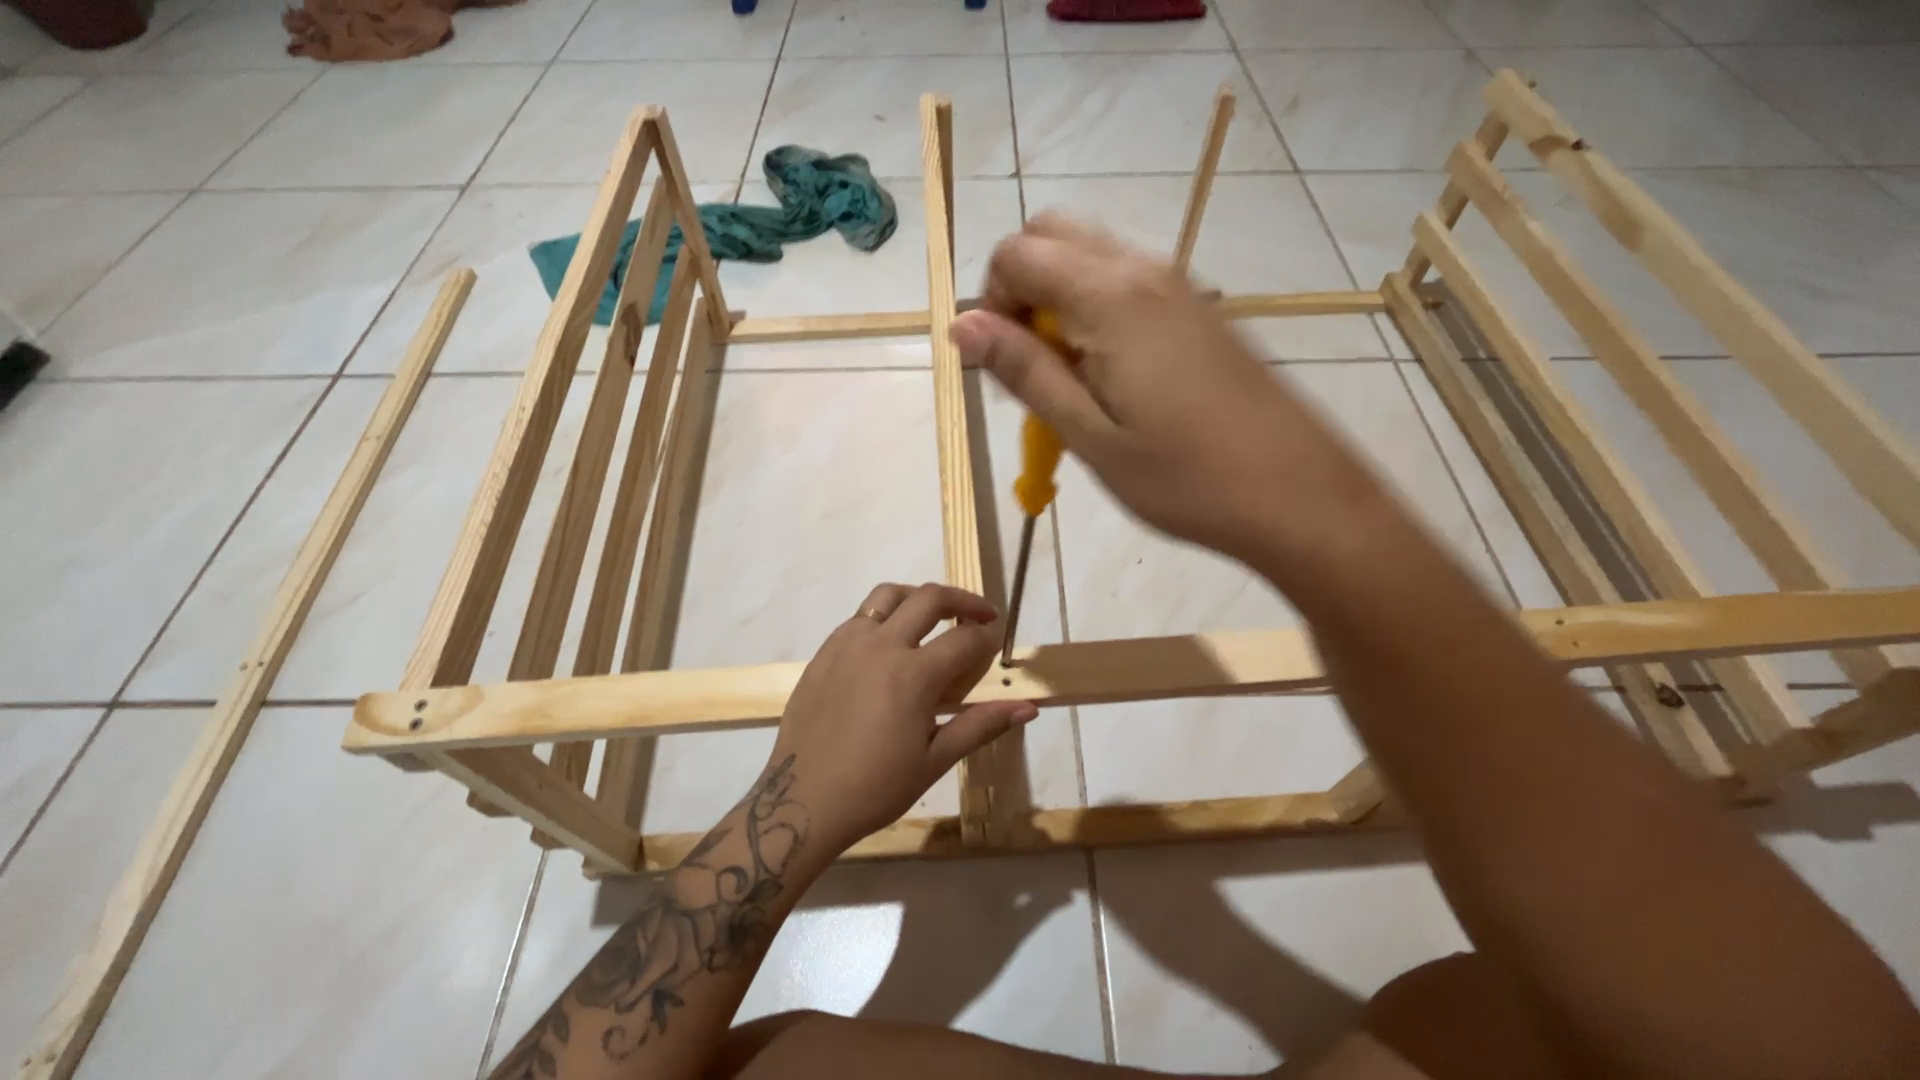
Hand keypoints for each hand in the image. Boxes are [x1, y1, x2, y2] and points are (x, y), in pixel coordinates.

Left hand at [767, 583, 1038, 848]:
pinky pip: (859, 618)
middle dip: (963, 601)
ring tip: (934, 616)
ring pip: (888, 596)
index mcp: (913, 674)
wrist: (803, 801)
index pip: (964, 639)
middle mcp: (880, 646)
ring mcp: (847, 644)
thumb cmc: (875, 788)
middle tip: (980, 615)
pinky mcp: (823, 653)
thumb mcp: (935, 760)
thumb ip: (980, 725)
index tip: (997, 645)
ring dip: (918, 598)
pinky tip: (890, 645)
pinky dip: (884, 617)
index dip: (988, 639)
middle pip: (929, 598)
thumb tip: (1028, 707)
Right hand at [951, 214, 1394, 577]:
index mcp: (1110, 297)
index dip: (990, 303)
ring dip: (1058, 300)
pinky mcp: (1202, 310)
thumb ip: (1025, 372)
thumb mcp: (1090, 436)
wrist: (1301, 496)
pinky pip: (1128, 283)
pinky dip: (1097, 310)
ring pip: (1092, 256)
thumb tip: (961, 325)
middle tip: (1029, 364)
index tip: (1000, 368)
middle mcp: (1144, 271)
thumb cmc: (1186, 478)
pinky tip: (1114, 381)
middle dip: (1020, 287)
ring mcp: (1180, 287)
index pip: (1017, 254)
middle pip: (1053, 235)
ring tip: (1070, 383)